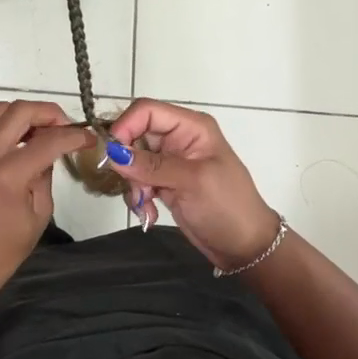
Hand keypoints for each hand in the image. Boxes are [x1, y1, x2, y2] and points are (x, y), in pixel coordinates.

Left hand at [0, 101, 93, 297]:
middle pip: (20, 110)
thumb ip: (46, 174)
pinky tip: (28, 140)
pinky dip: (12, 123)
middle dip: (49, 113)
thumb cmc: (5, 248)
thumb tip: (52, 150)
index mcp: (7, 174)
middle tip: (67, 128)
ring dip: (28, 114)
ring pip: (2, 110)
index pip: (47, 140)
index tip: (89, 138)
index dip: (74, 136)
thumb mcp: (39, 212)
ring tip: (47, 132)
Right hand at [109, 99, 282, 271]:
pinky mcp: (164, 182)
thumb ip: (152, 166)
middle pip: (135, 135)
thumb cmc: (228, 207)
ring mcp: (171, 161)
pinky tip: (149, 213)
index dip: (125, 126)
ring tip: (145, 205)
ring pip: (132, 160)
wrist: (245, 247)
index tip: (111, 154)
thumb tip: (113, 153)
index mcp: (191, 126)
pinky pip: (138, 180)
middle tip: (133, 186)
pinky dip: (138, 196)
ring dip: (133, 183)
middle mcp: (178, 138)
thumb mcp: (192, 182)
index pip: (147, 111)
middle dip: (128, 161)